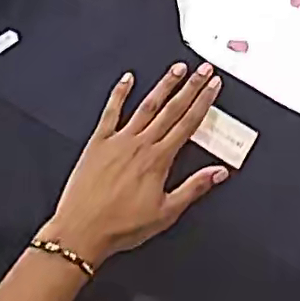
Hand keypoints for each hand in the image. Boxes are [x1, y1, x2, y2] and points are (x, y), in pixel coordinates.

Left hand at [36, 63, 228, 267]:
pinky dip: (119, 93)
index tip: (213, 86)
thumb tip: (218, 172)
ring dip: (164, 85)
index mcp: (158, 160)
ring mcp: (118, 140)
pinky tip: (127, 79)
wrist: (81, 231)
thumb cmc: (120, 226)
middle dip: (190, 86)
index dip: (203, 101)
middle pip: (172, 109)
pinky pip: (111, 112)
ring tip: (177, 69)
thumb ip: (194, 188)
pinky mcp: (98, 142)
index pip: (188, 123)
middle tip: (202, 69)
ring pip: (147, 105)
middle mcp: (140, 144)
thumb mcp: (165, 212)